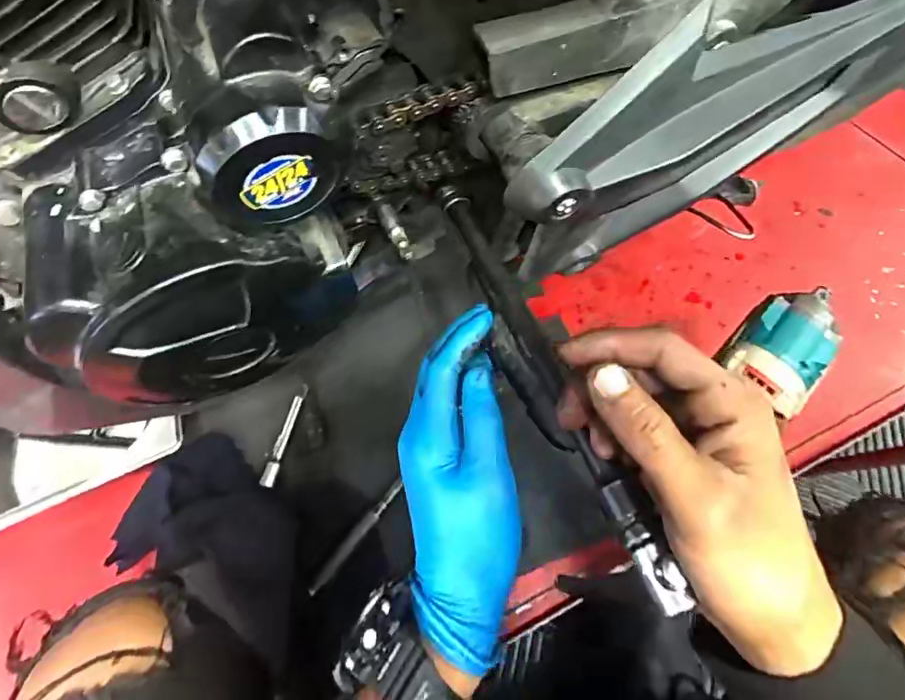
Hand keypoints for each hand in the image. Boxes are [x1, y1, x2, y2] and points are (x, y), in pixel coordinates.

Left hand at [398, 305, 520, 692]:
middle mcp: (415, 431)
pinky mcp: (430, 455)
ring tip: (484, 337)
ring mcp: (420, 444)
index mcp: (426, 432)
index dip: (461, 336)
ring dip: (456, 357)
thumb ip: (483, 414)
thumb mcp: (488, 470)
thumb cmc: (478, 533)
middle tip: (485, 318)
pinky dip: (457, 381)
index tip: (485, 313)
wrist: (457, 591)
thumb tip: (480, 368)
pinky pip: (440, 404)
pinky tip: (476, 375)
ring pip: (434, 386)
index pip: (440, 368)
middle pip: (430, 372)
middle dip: (455, 340)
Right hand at [555, 328, 841, 676]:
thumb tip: (599, 373)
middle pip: (646, 368)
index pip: (663, 348)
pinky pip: (642, 424)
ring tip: (588, 443)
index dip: (611, 344)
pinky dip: (617, 433)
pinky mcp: (687, 450)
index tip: (563, 358)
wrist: (776, 628)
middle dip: (602, 382)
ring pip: (639, 394)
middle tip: (566, 413)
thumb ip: (645, 431)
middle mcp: (716, 401)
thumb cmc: (745, 559)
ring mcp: (702, 426)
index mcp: (730, 399)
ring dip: (607, 410)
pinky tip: (608, 456)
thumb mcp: (693, 496)